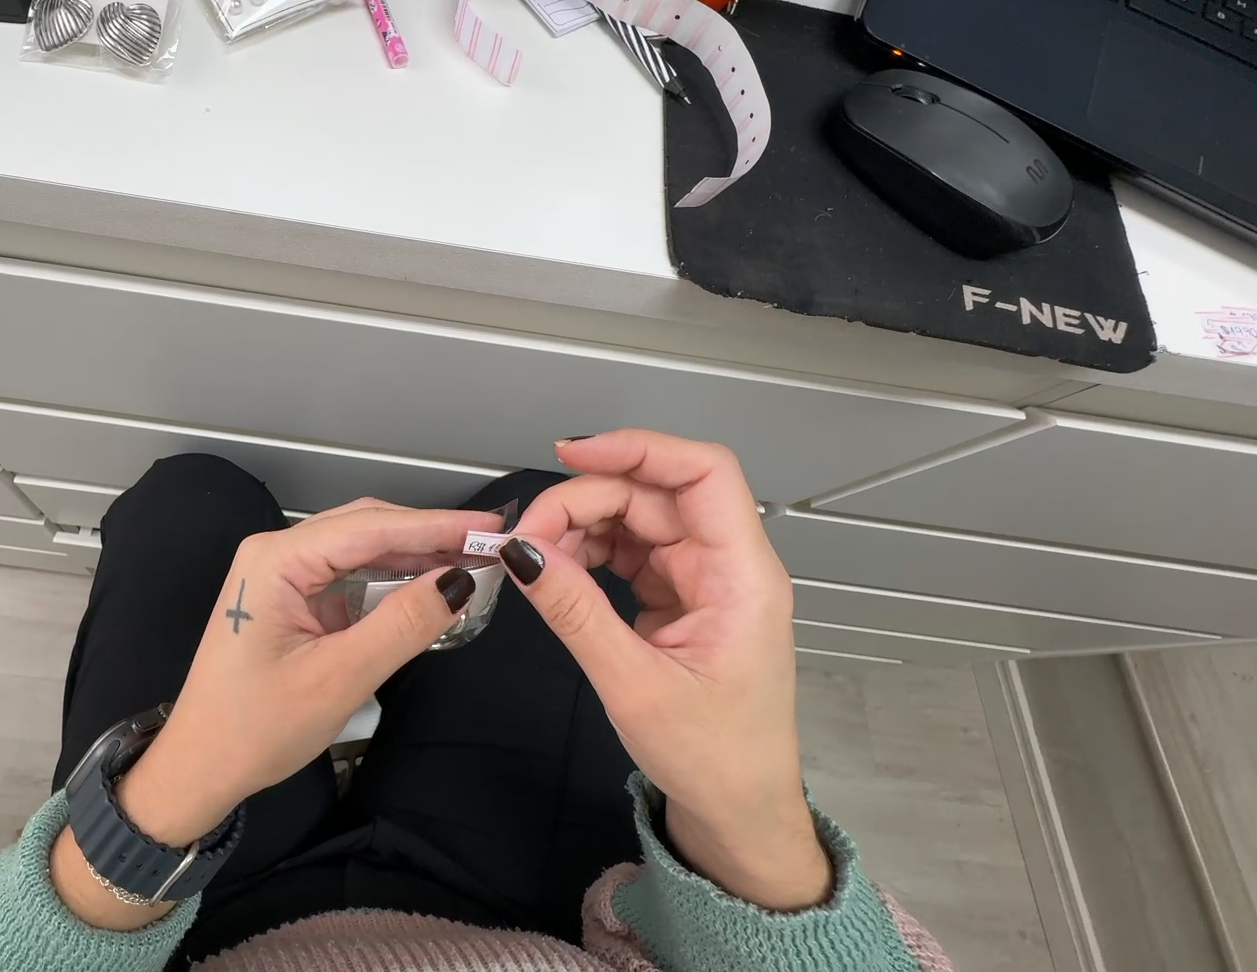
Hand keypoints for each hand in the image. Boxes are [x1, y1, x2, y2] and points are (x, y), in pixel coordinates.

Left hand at [52, 498, 497, 928]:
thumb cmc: (258, 728)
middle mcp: (275, 552)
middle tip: (487, 543)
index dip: (435, 524)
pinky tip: (423, 582)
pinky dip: (386, 576)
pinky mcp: (286, 595)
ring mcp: (278, 572)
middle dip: (426, 533)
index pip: (370, 528)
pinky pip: (345, 573)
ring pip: (356, 547)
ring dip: (410, 553)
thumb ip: (403, 624)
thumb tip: (461, 580)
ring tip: (467, 559)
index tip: (491, 525)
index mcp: (276, 560)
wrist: (198, 766)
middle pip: (363, 527)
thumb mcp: (340, 678)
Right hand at [500, 430, 831, 910]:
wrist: (736, 813)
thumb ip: (574, 610)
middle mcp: (725, 563)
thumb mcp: (633, 683)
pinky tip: (555, 567)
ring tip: (534, 554)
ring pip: (635, 517)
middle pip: (653, 494)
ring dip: (580, 524)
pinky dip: (586, 550)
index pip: (702, 474)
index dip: (638, 449)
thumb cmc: (708, 756)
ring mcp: (700, 577)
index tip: (569, 456)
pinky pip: (627, 549)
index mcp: (742, 576)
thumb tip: (519, 551)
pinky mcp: (676, 593)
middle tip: (526, 536)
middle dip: (584, 500)